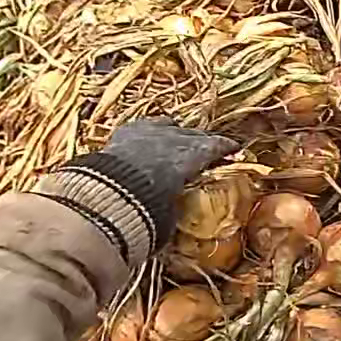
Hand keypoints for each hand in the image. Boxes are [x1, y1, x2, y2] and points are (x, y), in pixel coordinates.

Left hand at [103, 119, 237, 204]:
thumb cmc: (146, 208)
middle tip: (209, 147)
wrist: (104, 195)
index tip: (236, 149)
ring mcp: (149, 132)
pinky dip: (150, 130)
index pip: (217, 146)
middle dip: (203, 140)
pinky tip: (149, 135)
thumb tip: (185, 213)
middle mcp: (174, 139)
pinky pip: (144, 125)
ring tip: (179, 138)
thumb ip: (181, 208)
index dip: (227, 148)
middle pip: (195, 134)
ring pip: (170, 125)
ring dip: (177, 132)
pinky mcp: (125, 132)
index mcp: (192, 156)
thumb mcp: (172, 216)